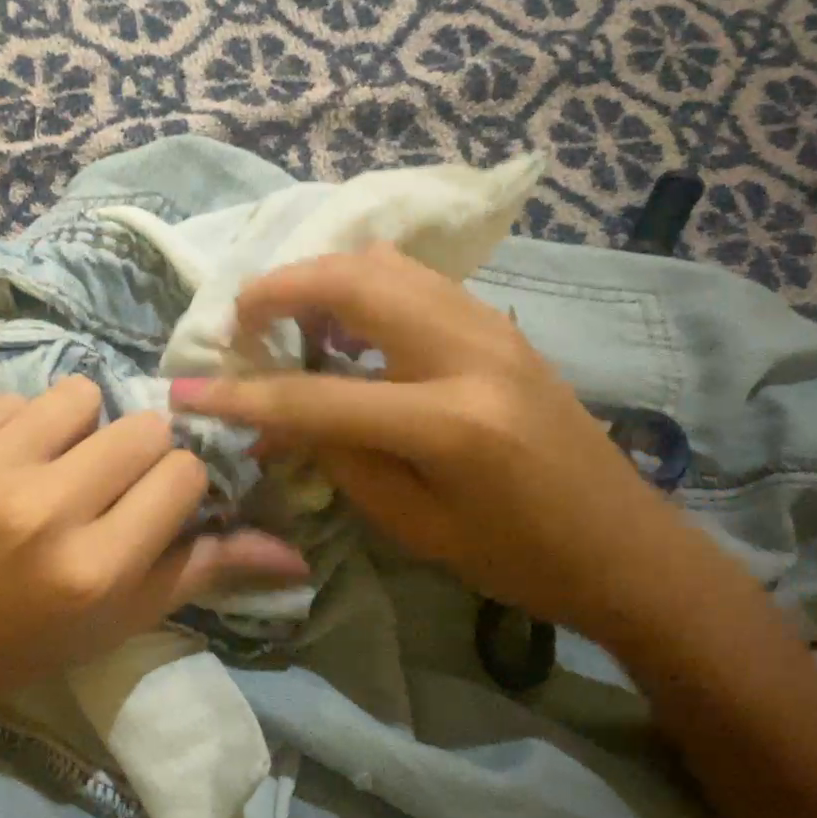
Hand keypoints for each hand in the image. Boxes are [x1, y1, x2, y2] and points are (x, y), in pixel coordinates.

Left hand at [0, 376, 308, 711]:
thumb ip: (204, 573)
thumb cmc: (32, 638)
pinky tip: (4, 465)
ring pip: (77, 394)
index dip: (175, 482)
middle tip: (104, 479)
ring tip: (54, 463)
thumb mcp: (122, 620)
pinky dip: (20, 427)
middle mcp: (41, 512)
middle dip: (135, 449)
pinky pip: (13, 399)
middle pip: (138, 427)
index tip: (152, 498)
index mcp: (95, 568)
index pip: (181, 474)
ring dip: (78, 425)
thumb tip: (295, 553)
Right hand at [171, 244, 714, 641]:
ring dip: (320, 278)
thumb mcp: (413, 524)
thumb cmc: (519, 556)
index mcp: (450, 421)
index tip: (184, 390)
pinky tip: (344, 325)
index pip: (317, 396)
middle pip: (351, 281)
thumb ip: (333, 458)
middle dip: (279, 290)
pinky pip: (411, 277)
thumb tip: (266, 421)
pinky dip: (360, 284)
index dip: (241, 396)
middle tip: (241, 324)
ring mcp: (490, 324)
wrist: (631, 548)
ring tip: (287, 319)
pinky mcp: (497, 321)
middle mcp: (470, 350)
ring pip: (382, 261)